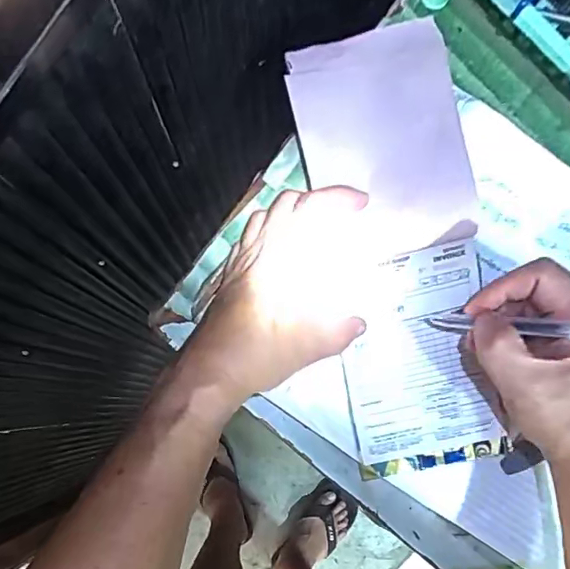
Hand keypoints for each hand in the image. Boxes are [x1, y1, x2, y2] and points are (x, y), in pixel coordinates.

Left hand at [176, 186, 369, 405]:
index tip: (359, 203)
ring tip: (312, 232)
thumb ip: (338, 334)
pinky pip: (248, 239)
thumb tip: (359, 324)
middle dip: (317, 201)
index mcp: (279, 259)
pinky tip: (279, 255)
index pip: (309, 208)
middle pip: (286, 203)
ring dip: (291, 213)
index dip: (337, 197)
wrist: (210, 371)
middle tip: (339, 218)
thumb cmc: (259, 355)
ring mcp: (239, 262)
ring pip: (264, 216)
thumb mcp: (308, 348)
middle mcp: (257, 251)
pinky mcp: (229, 276)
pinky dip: (268, 233)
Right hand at [461, 258, 569, 469]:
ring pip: (532, 317)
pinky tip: (497, 366)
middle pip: (535, 295)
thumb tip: (480, 321)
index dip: (501, 288)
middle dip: (499, 312)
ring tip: (481, 354)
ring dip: (502, 331)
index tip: (473, 314)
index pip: (541, 276)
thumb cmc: (566, 423)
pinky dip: (512, 347)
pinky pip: (536, 338)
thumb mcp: (523, 382)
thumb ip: (496, 344)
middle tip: (472, 338)